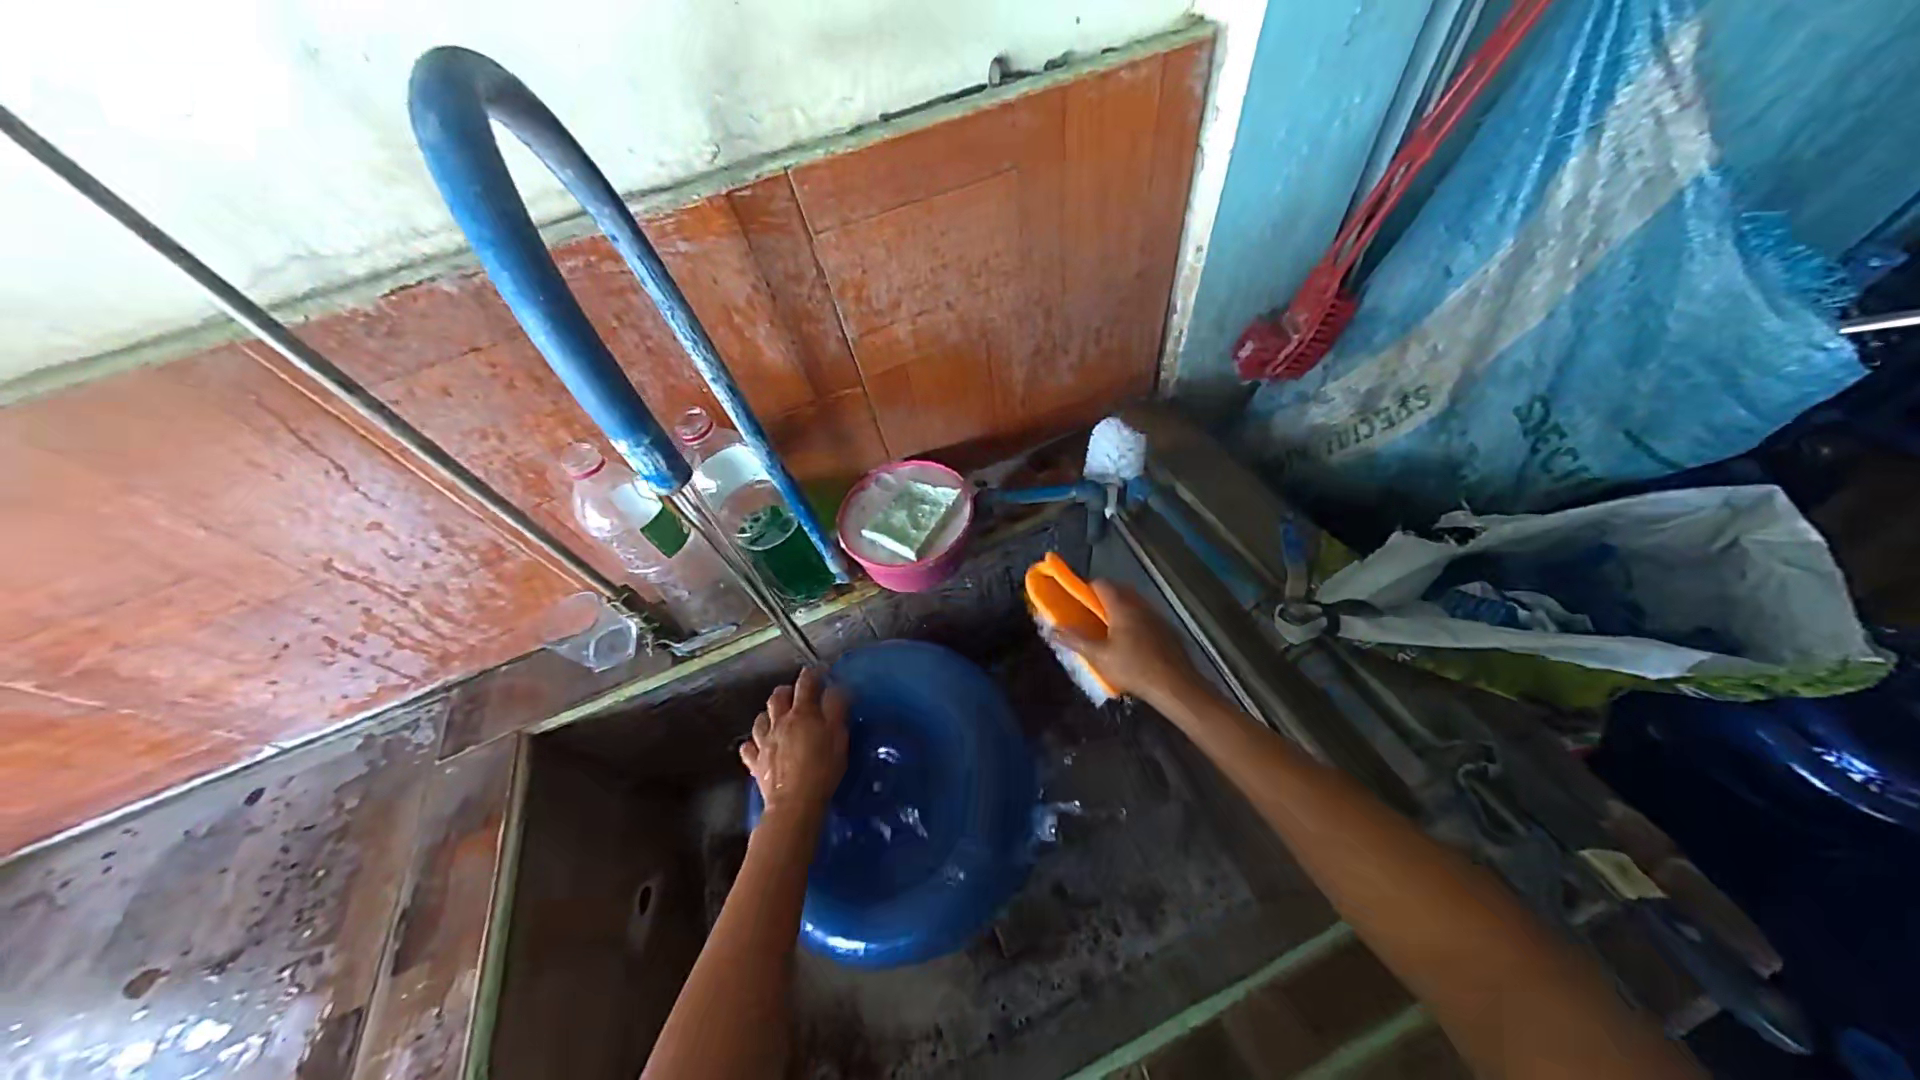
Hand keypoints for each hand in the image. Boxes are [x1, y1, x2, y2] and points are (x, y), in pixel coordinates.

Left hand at [741, 667, 848, 820]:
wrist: (794, 802)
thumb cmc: (822, 768)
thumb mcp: (839, 736)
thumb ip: (836, 709)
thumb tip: (835, 688)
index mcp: (802, 713)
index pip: (806, 683)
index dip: (813, 674)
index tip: (821, 671)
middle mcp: (779, 722)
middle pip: (778, 696)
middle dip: (788, 690)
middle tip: (798, 694)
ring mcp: (764, 742)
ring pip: (761, 718)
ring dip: (769, 714)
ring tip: (778, 718)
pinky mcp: (755, 762)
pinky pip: (749, 747)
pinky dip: (753, 743)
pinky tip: (759, 745)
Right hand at [1048, 579, 1206, 705]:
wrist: (1175, 685)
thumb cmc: (1133, 669)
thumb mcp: (1098, 657)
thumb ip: (1075, 640)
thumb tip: (1053, 629)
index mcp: (1122, 607)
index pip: (1101, 584)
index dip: (1087, 588)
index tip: (1077, 601)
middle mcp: (1140, 605)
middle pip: (1119, 589)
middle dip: (1103, 597)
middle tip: (1090, 614)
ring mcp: (1157, 616)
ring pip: (1135, 602)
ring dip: (1120, 608)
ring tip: (1109, 627)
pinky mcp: (1168, 629)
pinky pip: (1147, 615)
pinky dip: (1136, 620)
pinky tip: (1132, 641)